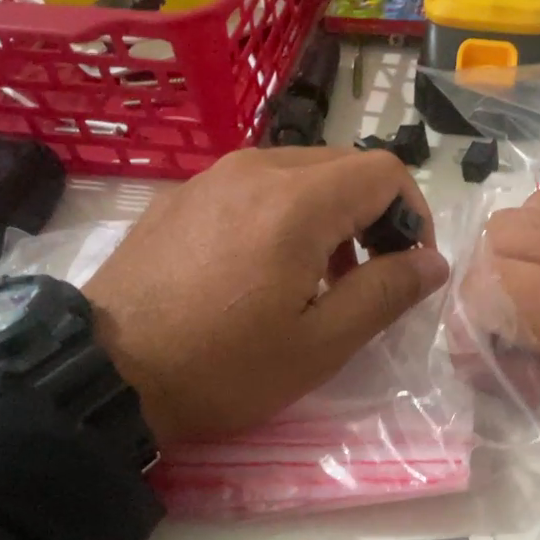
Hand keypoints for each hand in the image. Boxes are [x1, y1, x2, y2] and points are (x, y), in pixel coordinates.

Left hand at [85, 148, 448, 444]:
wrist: (106, 373)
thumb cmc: (225, 367)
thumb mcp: (320, 345)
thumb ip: (385, 294)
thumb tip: (433, 261)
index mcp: (298, 202)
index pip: (385, 172)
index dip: (414, 215)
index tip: (410, 267)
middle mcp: (256, 169)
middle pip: (343, 166)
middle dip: (373, 215)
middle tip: (369, 278)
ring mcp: (212, 178)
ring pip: (297, 174)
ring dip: (329, 217)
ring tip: (318, 280)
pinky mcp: (181, 198)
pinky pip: (253, 188)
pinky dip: (283, 216)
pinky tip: (262, 272)